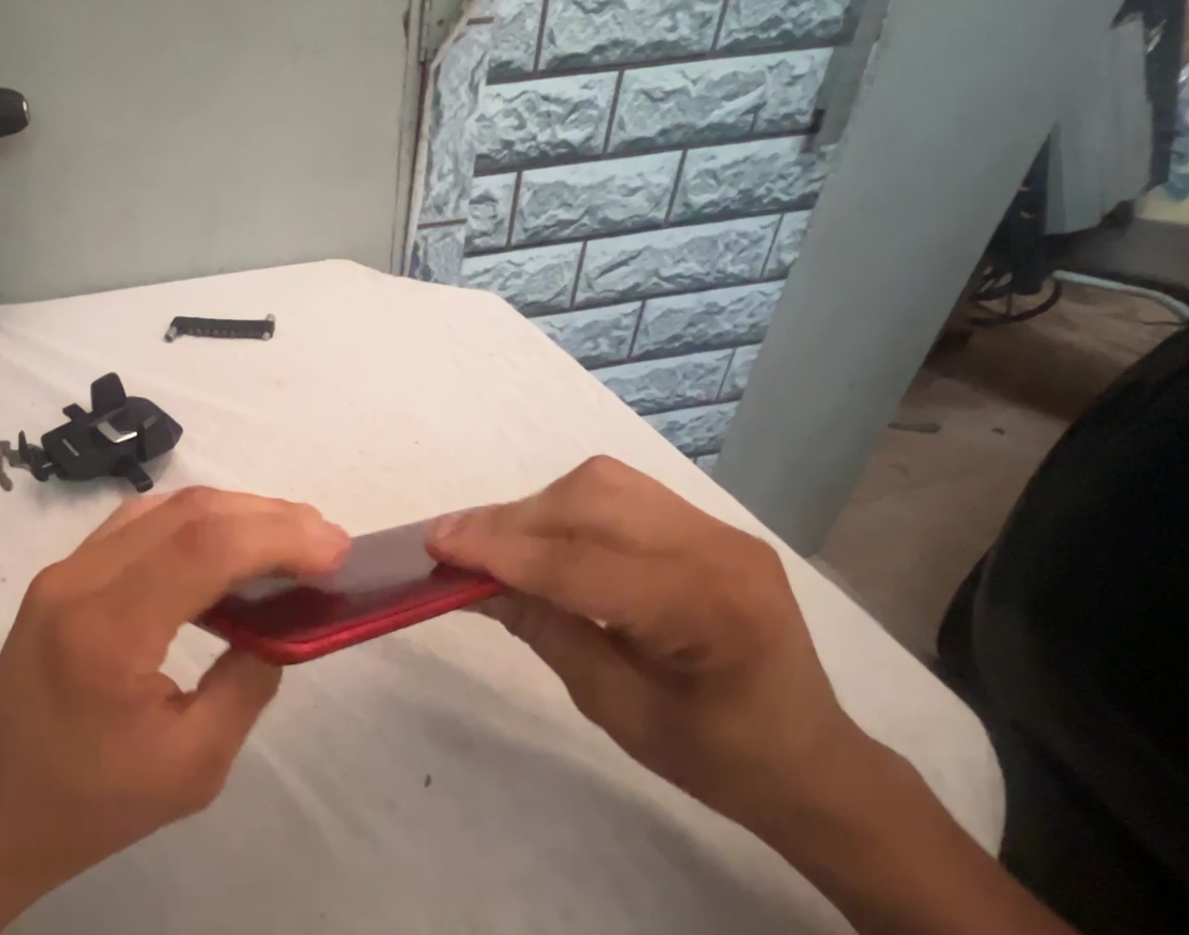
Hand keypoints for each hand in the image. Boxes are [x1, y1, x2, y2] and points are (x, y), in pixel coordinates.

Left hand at [0, 488, 349, 934]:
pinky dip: (194, 523)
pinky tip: (226, 547)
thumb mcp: (194, 765)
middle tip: (326, 542)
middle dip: (268, 516)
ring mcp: (63, 572)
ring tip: (289, 538)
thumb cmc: (92, 804)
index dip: (279, 536)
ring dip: (233, 512)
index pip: (204, 546)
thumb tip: (284, 623)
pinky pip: (137, 525)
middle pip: (187, 512)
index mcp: (106, 631)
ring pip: (162, 508)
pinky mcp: (62, 577)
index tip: (336, 551)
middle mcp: (77, 581)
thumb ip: (248, 683)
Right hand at [426, 455, 863, 831]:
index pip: (580, 562)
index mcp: (707, 609)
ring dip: (537, 508)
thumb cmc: (714, 756)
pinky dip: (567, 508)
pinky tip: (544, 540)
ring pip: (602, 483)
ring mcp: (719, 528)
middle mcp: (719, 549)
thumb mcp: (614, 706)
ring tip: (494, 544)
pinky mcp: (709, 524)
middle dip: (511, 520)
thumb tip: (470, 580)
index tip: (435, 544)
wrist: (808, 759)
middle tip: (453, 546)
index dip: (499, 549)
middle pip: (590, 501)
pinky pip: (622, 494)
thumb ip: (543, 628)